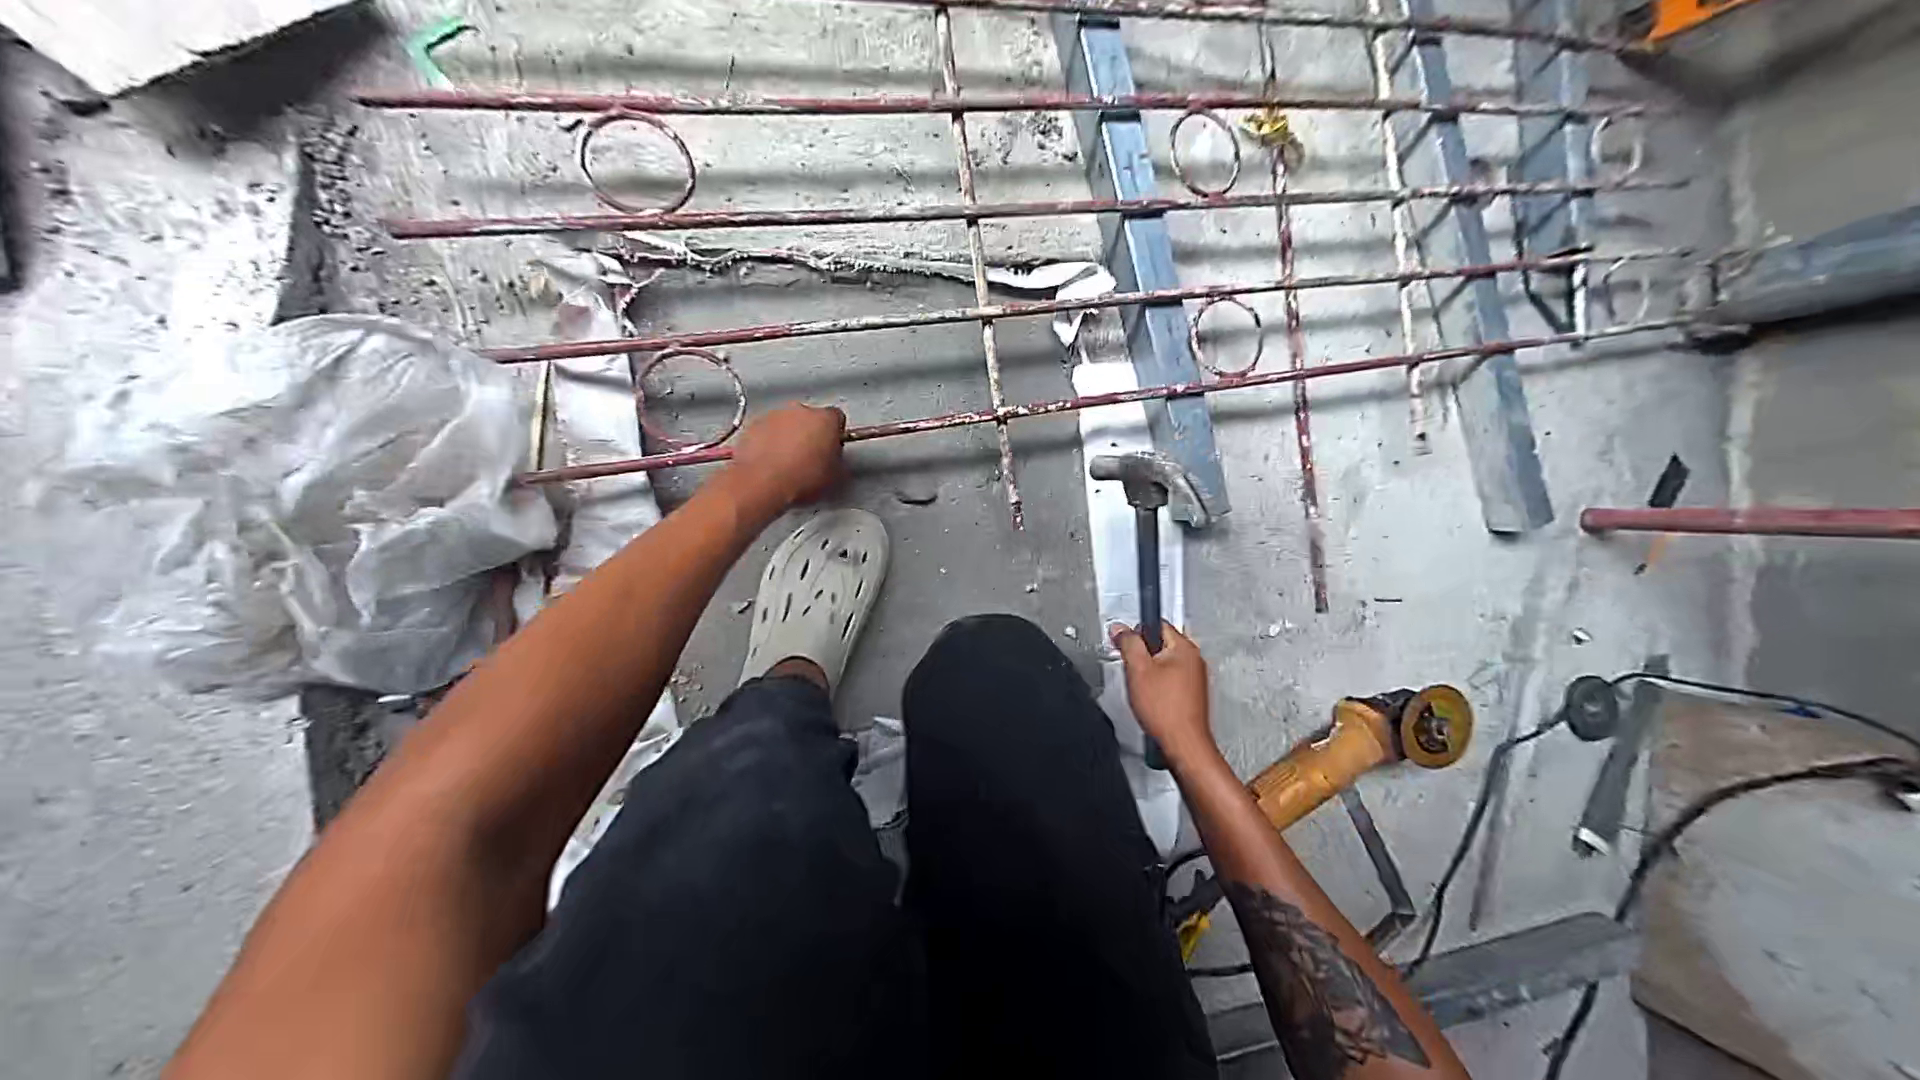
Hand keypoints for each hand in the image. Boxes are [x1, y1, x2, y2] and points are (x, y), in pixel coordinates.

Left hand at [725, 403, 846, 514]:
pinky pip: (766, 431)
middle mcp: (800, 411)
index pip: (837, 418)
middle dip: (811, 433)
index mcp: (825, 419)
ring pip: (786, 422)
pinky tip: (771, 463)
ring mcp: (775, 416)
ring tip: (789, 463)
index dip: (835, 433)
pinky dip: (769, 442)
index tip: (832, 446)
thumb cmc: (799, 478)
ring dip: (788, 437)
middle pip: (810, 417)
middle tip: (811, 457)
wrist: (763, 483)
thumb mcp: (834, 475)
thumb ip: (837, 458)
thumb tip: (834, 460)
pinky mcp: (754, 426)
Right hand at [1110, 622, 1217, 768]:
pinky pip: (1169, 679)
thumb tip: (1120, 629)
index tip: (1123, 641)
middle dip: (1141, 654)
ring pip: (1163, 662)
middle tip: (1132, 668)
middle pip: (1159, 643)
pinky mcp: (1190, 693)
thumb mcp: (1137, 669)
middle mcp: (1194, 660)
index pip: (1155, 624)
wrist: (1182, 744)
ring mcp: (1194, 677)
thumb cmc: (1166, 711)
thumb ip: (1128, 643)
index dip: (1135, 632)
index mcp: (1184, 648)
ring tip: (1142, 687)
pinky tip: (1151, 698)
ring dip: (1149, 671)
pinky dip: (1157, 685)